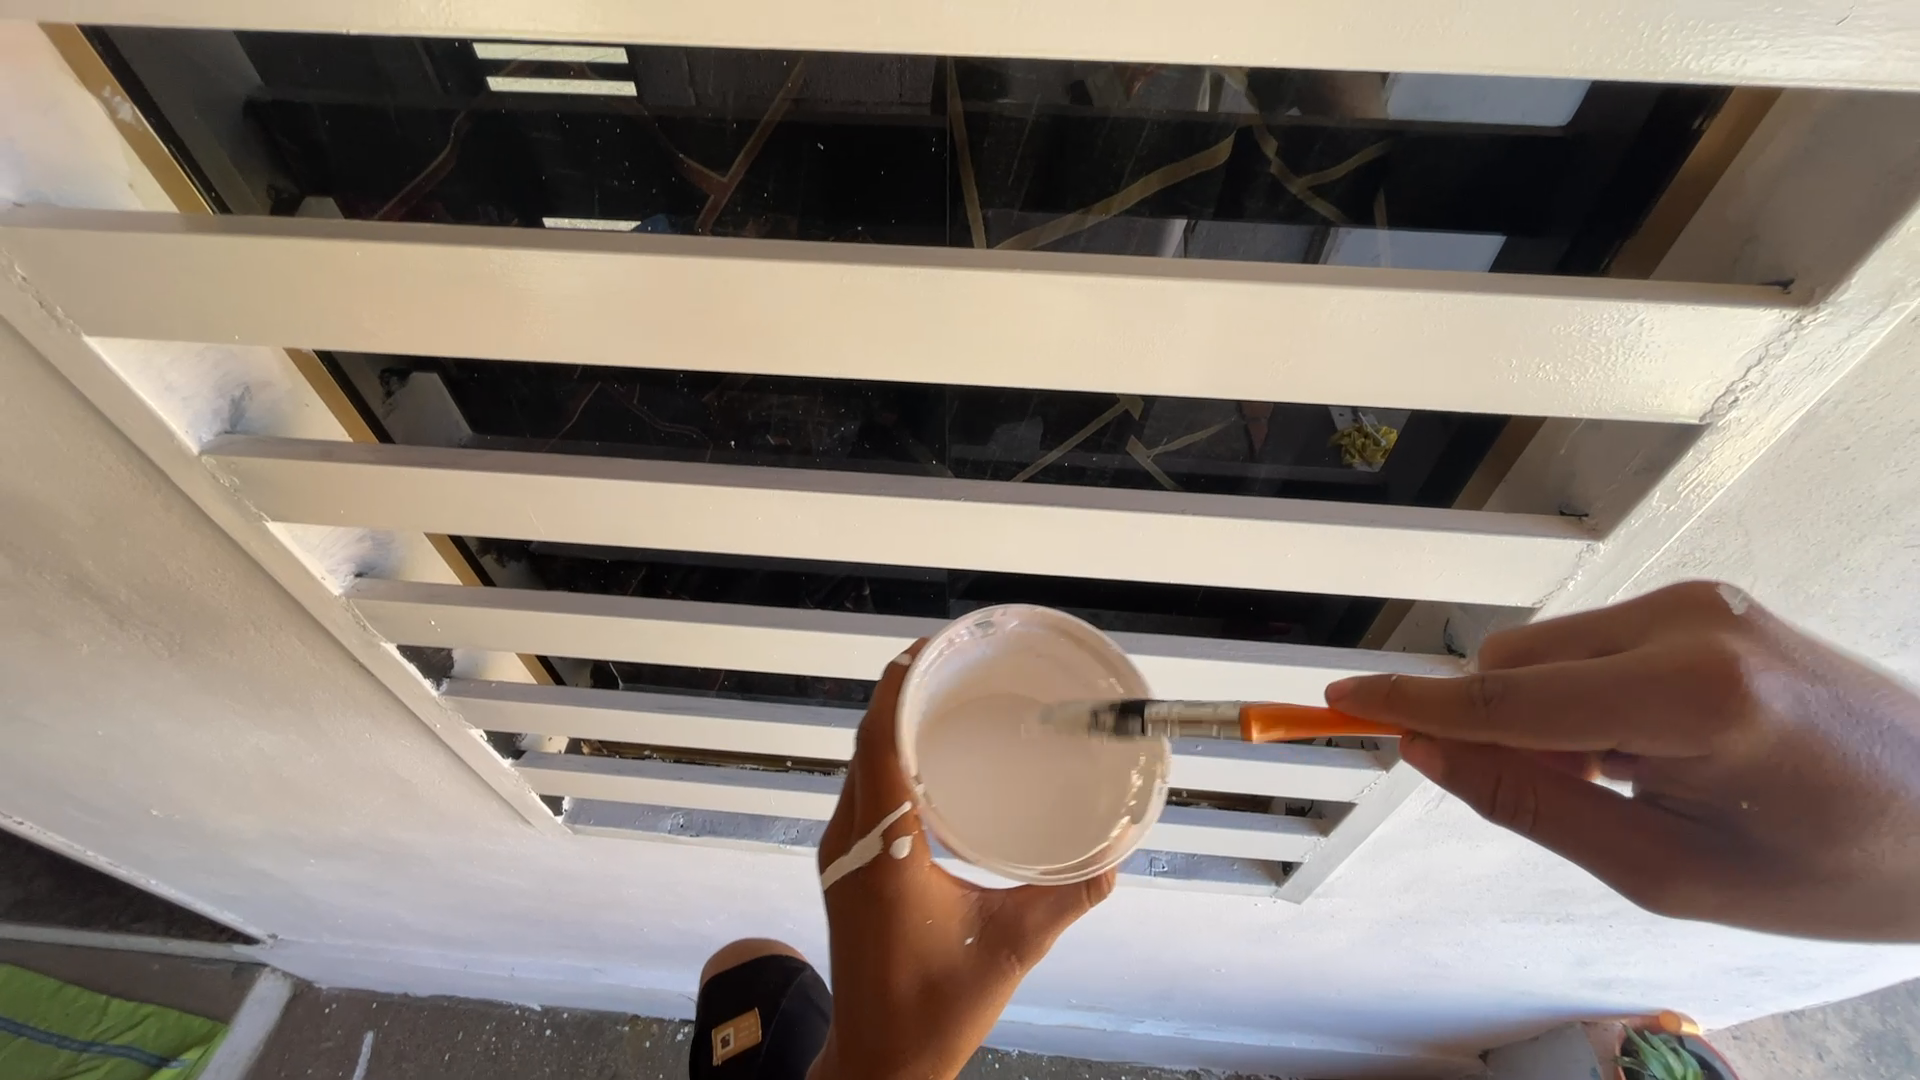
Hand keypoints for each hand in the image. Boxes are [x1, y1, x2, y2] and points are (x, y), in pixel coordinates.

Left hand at [810, 642, 1113, 1079]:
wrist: (877, 1061)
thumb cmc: (935, 1007)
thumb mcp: (1011, 947)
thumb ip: (1066, 899)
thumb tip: (1112, 859)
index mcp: (883, 854)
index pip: (877, 746)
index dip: (895, 690)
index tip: (926, 650)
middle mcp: (850, 841)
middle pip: (864, 743)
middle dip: (897, 694)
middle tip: (944, 663)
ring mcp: (839, 851)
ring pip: (858, 764)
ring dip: (888, 724)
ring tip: (936, 696)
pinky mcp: (844, 863)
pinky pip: (860, 788)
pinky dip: (885, 756)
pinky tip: (921, 754)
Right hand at [1327, 581, 1919, 940]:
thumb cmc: (1835, 870)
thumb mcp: (1666, 871)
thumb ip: (1526, 802)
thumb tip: (1422, 747)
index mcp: (1693, 700)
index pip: (1506, 700)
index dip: (1412, 702)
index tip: (1341, 699)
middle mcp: (1688, 625)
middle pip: (1509, 665)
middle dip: (1499, 726)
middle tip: (1564, 791)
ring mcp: (1696, 601)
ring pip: (1536, 651)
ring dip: (1538, 711)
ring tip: (1619, 770)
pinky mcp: (1697, 598)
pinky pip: (1579, 641)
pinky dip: (1576, 690)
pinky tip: (1643, 734)